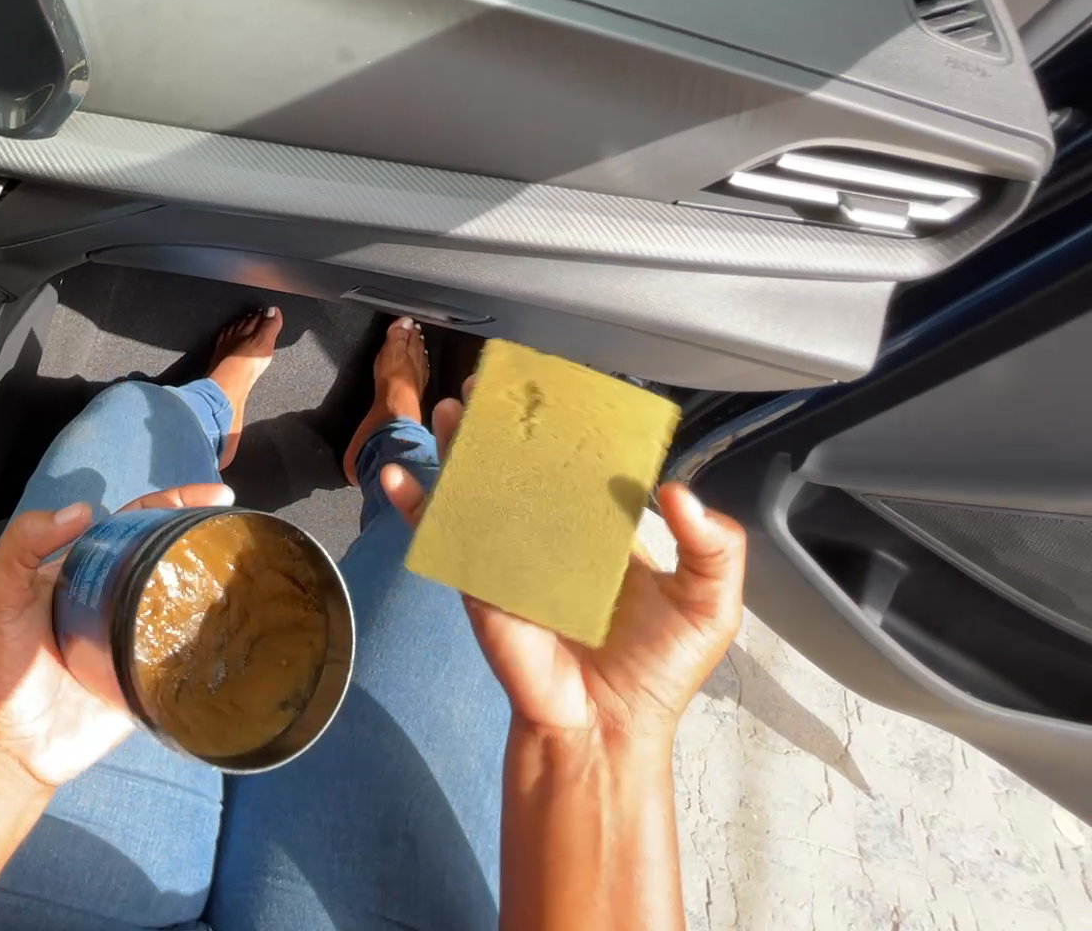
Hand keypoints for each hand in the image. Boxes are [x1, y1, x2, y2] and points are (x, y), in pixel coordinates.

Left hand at [0, 483, 235, 786]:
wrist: (9, 743)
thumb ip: (22, 544)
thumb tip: (85, 509)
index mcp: (85, 567)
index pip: (133, 523)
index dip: (170, 503)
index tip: (212, 494)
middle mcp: (115, 593)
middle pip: (166, 552)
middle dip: (202, 531)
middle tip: (236, 522)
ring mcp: (136, 633)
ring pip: (181, 595)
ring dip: (212, 577)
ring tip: (247, 563)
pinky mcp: (150, 673)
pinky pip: (186, 648)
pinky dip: (212, 631)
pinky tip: (239, 619)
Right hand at [381, 392, 746, 751]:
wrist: (603, 721)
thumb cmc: (656, 666)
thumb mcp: (709, 605)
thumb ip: (713, 548)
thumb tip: (675, 490)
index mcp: (595, 528)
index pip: (573, 465)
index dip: (560, 427)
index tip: (550, 390)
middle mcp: (545, 530)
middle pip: (513, 464)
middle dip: (496, 425)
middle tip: (484, 386)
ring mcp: (504, 550)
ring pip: (471, 488)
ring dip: (453, 448)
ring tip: (445, 410)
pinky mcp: (474, 575)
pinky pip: (439, 534)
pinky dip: (413, 504)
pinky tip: (395, 475)